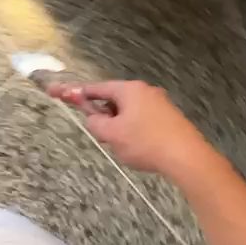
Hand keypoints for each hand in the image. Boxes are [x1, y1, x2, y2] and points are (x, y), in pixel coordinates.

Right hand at [48, 79, 219, 179]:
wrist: (185, 157)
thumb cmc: (145, 143)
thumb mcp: (111, 134)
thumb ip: (95, 123)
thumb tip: (92, 118)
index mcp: (129, 89)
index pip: (97, 88)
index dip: (77, 93)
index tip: (60, 93)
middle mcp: (145, 91)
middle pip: (113, 99)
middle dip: (104, 115)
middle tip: (102, 136)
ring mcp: (159, 103)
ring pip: (128, 111)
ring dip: (118, 125)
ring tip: (123, 146)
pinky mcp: (168, 117)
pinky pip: (142, 119)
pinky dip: (133, 130)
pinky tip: (138, 147)